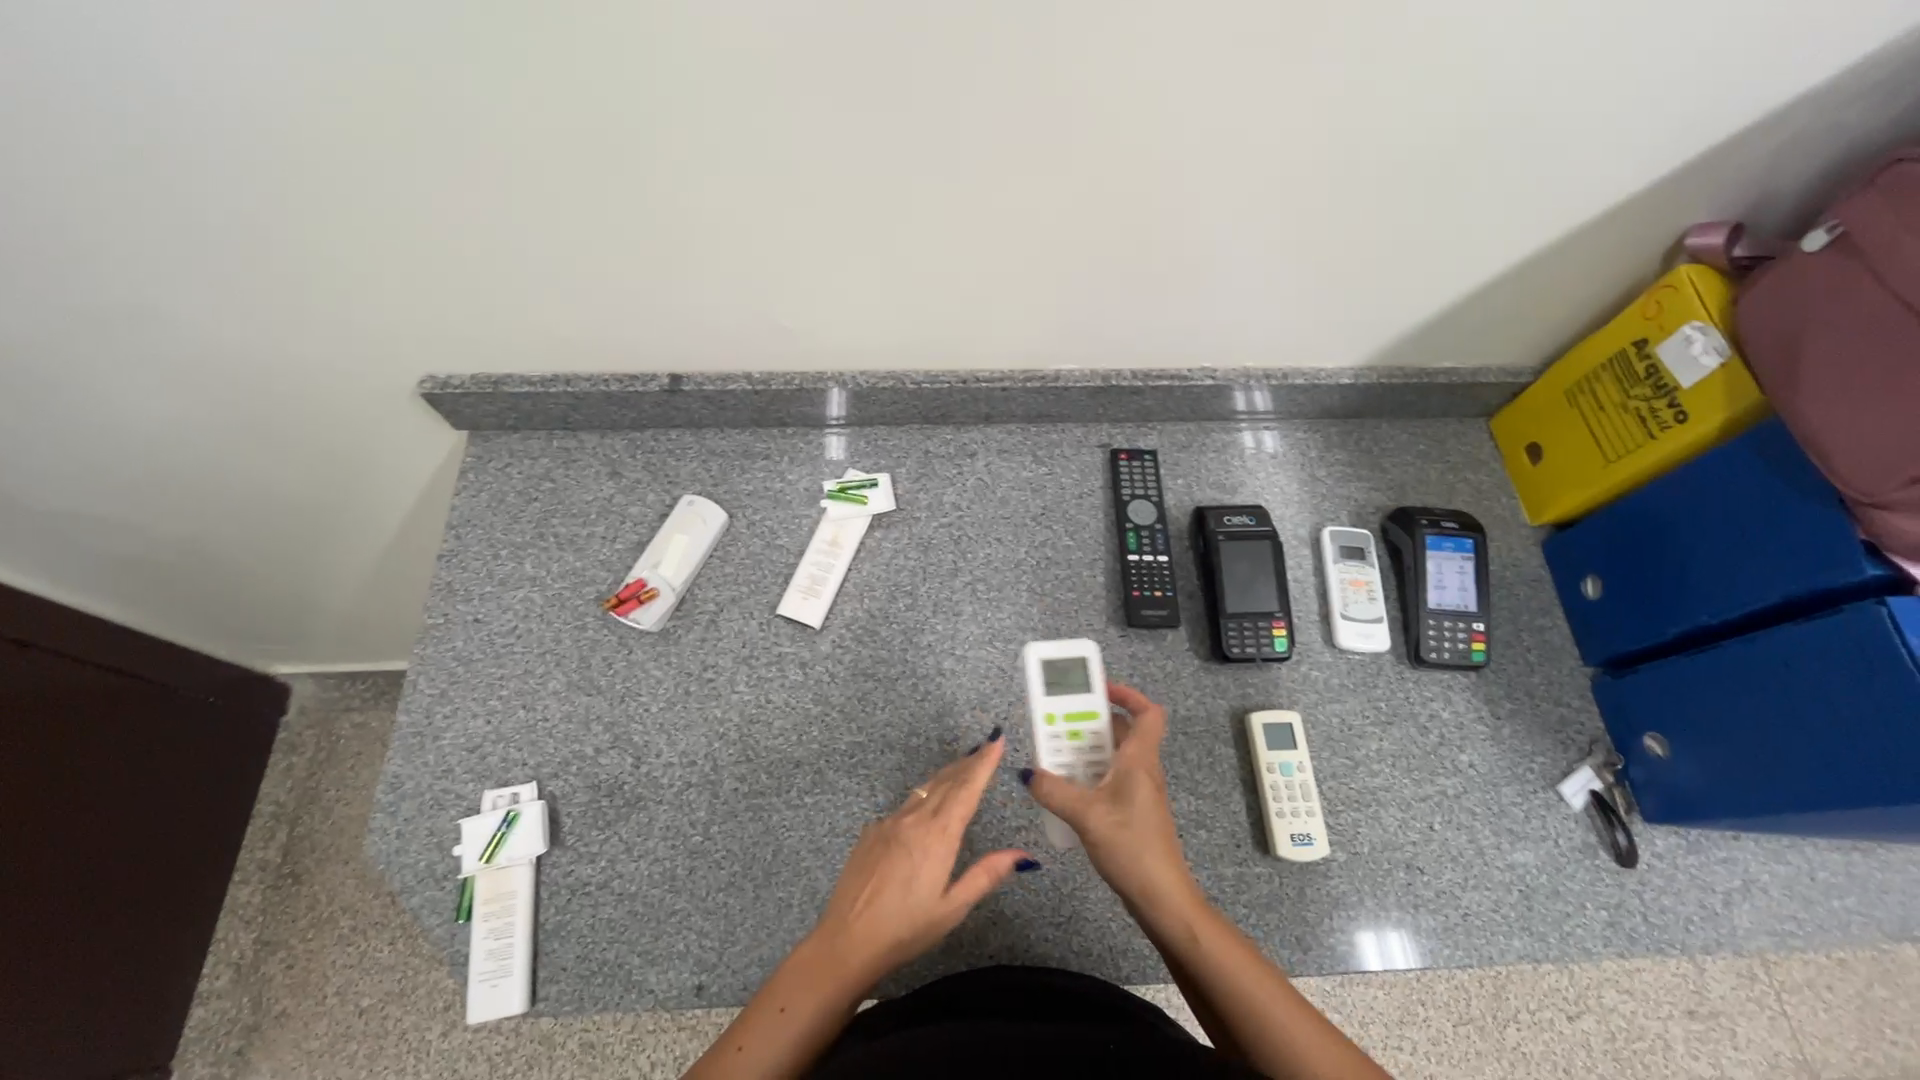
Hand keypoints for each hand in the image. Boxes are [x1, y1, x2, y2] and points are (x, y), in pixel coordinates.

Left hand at [807, 728, 1033, 987]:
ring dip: (945, 777)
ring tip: (961, 768)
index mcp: (938, 836)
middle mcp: (913, 820)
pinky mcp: (870, 833)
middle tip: (985, 747)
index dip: (983, 763)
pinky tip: (924, 809)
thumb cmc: (905, 929)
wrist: (847, 940)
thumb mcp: (952, 908)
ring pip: (922, 791)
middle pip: (945, 782)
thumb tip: (1022, 854)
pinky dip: (921, 800)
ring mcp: (887, 823)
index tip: (997, 740)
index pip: (966, 789)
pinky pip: (902, 808)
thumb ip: (986, 875)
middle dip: (967, 763)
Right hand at [1023, 683, 1197, 915]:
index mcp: (1140, 760)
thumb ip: (1054, 791)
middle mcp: (1143, 770)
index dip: (1127, 694)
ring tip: (1053, 753)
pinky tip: (1065, 790)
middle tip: (1059, 723)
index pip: (1148, 712)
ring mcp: (1140, 793)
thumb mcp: (1085, 815)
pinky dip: (1089, 777)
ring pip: (1114, 758)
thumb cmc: (1130, 846)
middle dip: (1092, 723)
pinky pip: (1110, 781)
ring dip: (1086, 752)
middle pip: (1124, 732)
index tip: (1097, 690)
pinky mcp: (1133, 814)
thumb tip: (1028, 772)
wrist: (1161, 897)